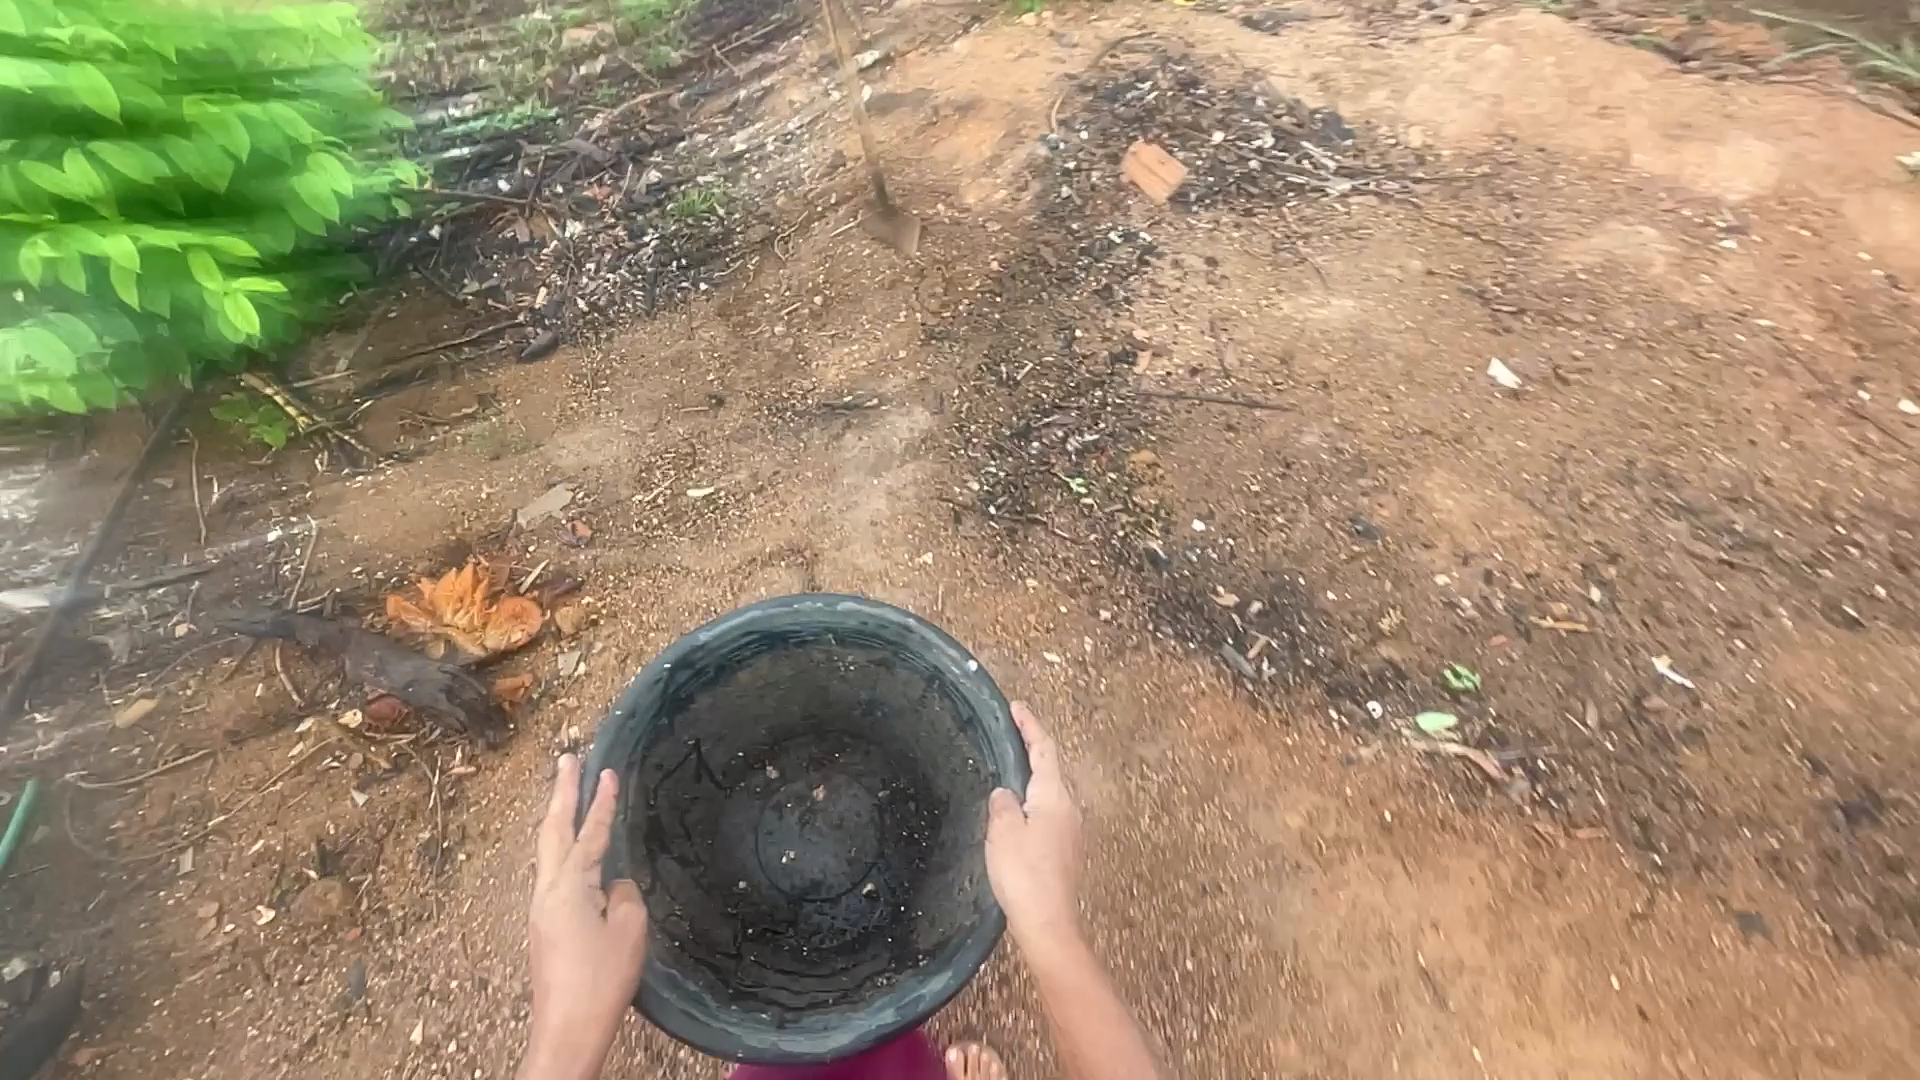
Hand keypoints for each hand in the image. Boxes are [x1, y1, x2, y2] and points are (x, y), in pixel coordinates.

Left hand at [521, 755, 647, 1079]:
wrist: (566, 1032)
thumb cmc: (603, 979)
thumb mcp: (630, 928)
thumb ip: (624, 894)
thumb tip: (613, 883)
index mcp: (569, 887)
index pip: (590, 833)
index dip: (601, 801)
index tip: (606, 769)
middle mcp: (548, 891)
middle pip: (552, 831)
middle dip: (561, 793)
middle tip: (566, 759)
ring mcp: (542, 909)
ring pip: (548, 850)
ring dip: (559, 816)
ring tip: (567, 790)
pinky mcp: (545, 925)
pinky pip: (554, 870)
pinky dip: (564, 844)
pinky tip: (574, 846)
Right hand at [986, 702, 1084, 943]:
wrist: (1048, 924)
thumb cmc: (1024, 874)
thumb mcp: (1003, 831)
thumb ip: (1002, 803)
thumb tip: (1005, 793)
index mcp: (1053, 796)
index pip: (1043, 749)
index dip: (1030, 725)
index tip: (1016, 707)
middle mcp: (1068, 808)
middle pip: (1050, 767)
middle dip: (1032, 747)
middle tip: (1011, 732)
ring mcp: (1069, 831)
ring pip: (1049, 791)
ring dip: (1032, 775)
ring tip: (1009, 767)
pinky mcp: (1064, 850)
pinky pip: (1047, 812)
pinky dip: (1032, 799)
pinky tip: (1017, 810)